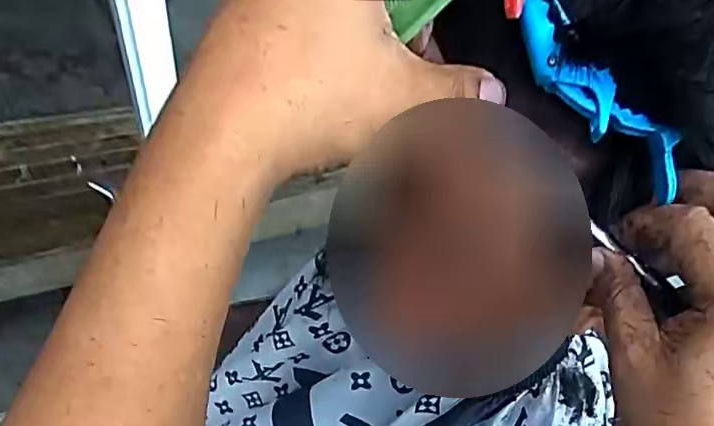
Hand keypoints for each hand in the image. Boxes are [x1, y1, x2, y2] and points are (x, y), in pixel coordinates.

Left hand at [169, 0, 504, 185]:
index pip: (423, 1)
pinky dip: (334, 56)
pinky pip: (314, 28)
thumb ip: (455, 93)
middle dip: (408, 37)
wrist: (229, 126)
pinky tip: (333, 94)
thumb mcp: (402, 98)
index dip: (434, 28)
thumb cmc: (299, 96)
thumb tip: (485, 91)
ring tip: (368, 97)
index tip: (430, 62)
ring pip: (349, 16)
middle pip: (389, 5)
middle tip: (413, 76)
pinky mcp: (259, 13)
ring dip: (372, 50)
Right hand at [590, 171, 713, 425]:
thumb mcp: (633, 355)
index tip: (615, 237)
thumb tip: (598, 255)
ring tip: (658, 243)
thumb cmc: (674, 420)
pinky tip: (679, 270)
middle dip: (691, 194)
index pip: (695, 223)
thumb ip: (618, 293)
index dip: (648, 220)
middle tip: (645, 214)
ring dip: (706, 218)